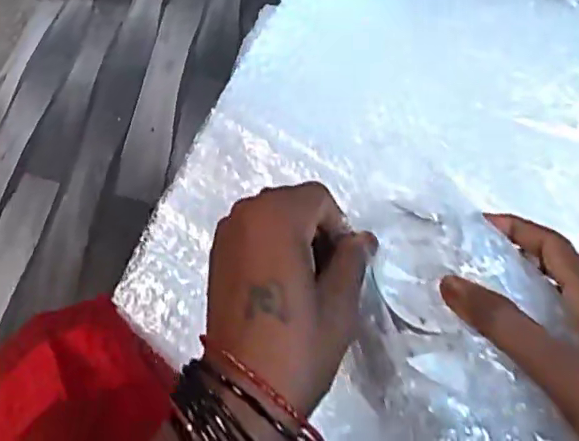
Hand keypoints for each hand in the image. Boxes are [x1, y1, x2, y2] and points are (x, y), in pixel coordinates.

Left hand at [205, 182, 376, 418]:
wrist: (245, 383)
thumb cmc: (298, 342)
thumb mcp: (339, 304)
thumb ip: (351, 260)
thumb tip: (361, 237)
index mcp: (275, 215)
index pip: (318, 196)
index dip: (338, 225)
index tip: (342, 264)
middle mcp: (246, 211)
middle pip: (292, 200)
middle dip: (315, 228)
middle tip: (327, 275)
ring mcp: (227, 228)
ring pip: (270, 213)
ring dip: (292, 234)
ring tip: (304, 282)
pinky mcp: (217, 248)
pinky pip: (251, 228)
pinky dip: (269, 242)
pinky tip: (278, 283)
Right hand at [440, 215, 578, 440]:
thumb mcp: (562, 371)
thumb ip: (508, 327)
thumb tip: (450, 280)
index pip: (560, 251)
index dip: (520, 230)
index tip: (478, 227)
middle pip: (575, 277)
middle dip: (530, 257)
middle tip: (487, 260)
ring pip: (576, 314)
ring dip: (538, 297)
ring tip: (497, 303)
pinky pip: (576, 349)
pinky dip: (546, 337)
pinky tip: (526, 358)